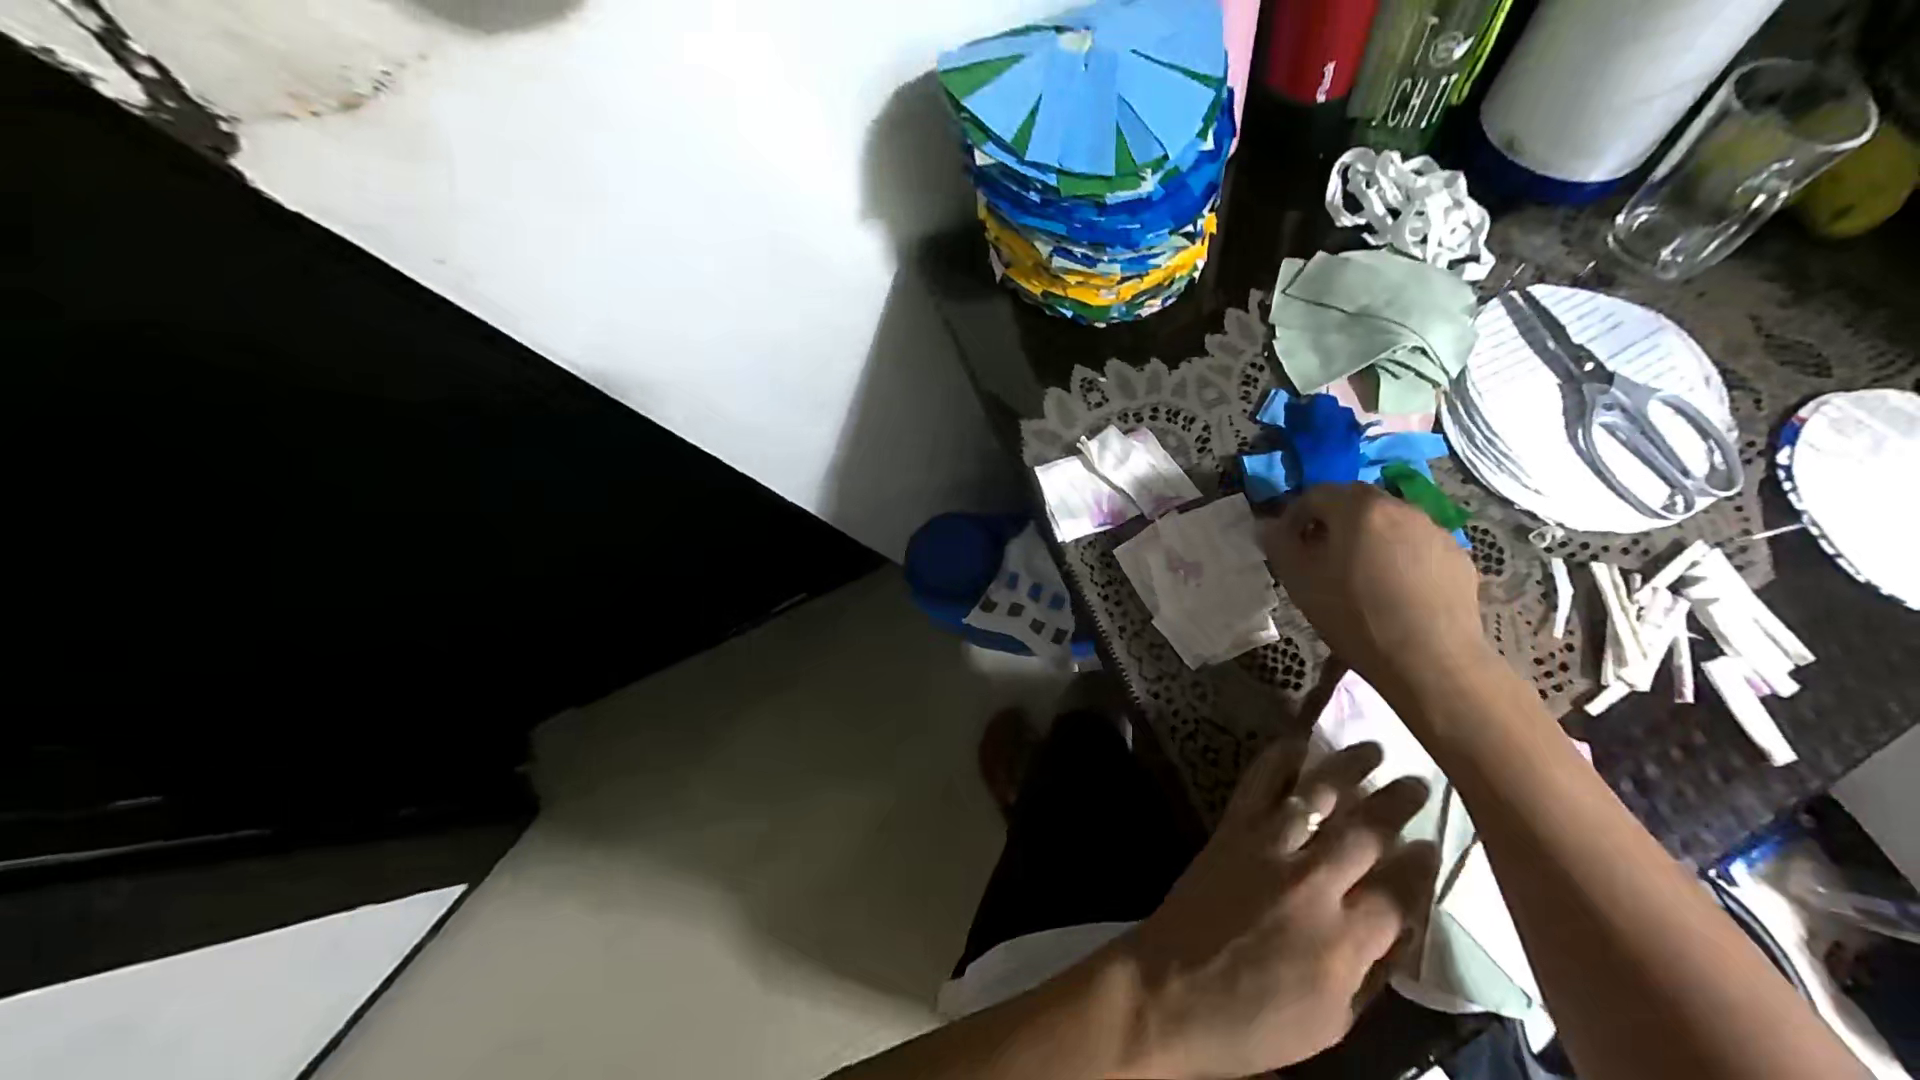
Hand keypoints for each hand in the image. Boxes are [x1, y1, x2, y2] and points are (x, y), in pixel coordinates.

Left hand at [1113, 739, 1438, 1078]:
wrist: (1166, 991)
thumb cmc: (1251, 1022)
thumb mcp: (1330, 1022)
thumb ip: (1369, 973)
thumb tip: (1399, 933)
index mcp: (1345, 939)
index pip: (1403, 892)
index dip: (1423, 867)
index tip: (1434, 845)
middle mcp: (1312, 883)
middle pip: (1368, 833)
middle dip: (1399, 805)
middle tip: (1419, 783)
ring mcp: (1267, 849)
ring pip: (1318, 797)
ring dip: (1349, 769)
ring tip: (1373, 750)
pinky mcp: (1230, 832)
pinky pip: (1258, 785)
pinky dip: (1279, 760)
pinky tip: (1298, 743)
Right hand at [1259, 483, 1492, 702]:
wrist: (1429, 659)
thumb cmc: (1353, 615)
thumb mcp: (1299, 581)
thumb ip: (1279, 544)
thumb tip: (1267, 525)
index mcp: (1358, 509)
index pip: (1316, 494)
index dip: (1294, 515)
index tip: (1287, 543)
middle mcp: (1401, 508)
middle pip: (1356, 502)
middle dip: (1333, 522)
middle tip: (1320, 556)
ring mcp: (1435, 531)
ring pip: (1390, 523)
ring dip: (1368, 538)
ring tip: (1359, 575)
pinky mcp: (1457, 558)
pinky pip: (1417, 546)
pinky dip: (1399, 556)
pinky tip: (1393, 591)